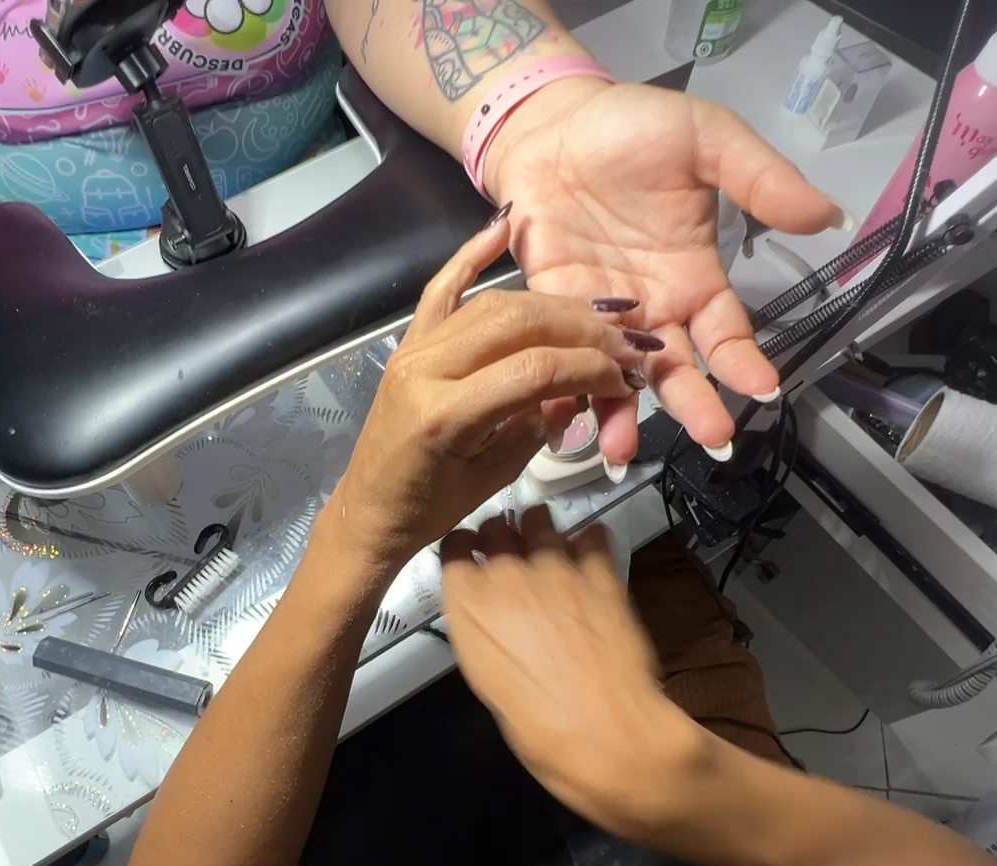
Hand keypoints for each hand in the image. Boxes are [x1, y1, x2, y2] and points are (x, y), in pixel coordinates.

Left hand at [324, 216, 649, 572]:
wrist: (370, 511)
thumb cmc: (431, 509)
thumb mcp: (493, 476)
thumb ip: (536, 425)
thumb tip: (577, 387)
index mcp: (445, 415)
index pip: (534, 370)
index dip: (590, 368)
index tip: (626, 375)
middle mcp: (425, 369)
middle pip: (518, 324)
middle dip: (579, 329)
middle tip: (621, 343)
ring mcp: (412, 351)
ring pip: (492, 305)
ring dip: (548, 307)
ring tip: (591, 319)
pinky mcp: (407, 344)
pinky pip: (440, 290)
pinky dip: (471, 255)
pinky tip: (503, 223)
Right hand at [438, 506, 717, 841]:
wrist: (605, 734)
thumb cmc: (534, 724)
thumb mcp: (485, 676)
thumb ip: (482, 628)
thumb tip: (491, 611)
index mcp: (469, 602)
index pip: (455, 545)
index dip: (464, 549)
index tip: (472, 557)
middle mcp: (507, 573)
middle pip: (495, 525)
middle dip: (500, 536)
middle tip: (510, 554)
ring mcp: (556, 567)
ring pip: (540, 519)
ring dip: (539, 530)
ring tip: (548, 548)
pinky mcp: (601, 572)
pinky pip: (592, 535)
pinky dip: (588, 542)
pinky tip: (589, 559)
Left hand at [484, 79, 842, 464]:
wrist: (554, 129)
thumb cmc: (632, 131)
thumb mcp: (707, 141)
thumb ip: (762, 180)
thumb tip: (831, 215)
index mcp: (694, 279)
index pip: (726, 334)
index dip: (746, 362)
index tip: (764, 391)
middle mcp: (651, 310)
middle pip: (675, 371)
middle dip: (692, 406)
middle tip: (710, 440)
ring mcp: (600, 317)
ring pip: (616, 378)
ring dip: (620, 417)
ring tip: (621, 454)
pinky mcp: (552, 311)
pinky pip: (561, 357)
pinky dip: (561, 390)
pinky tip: (563, 422)